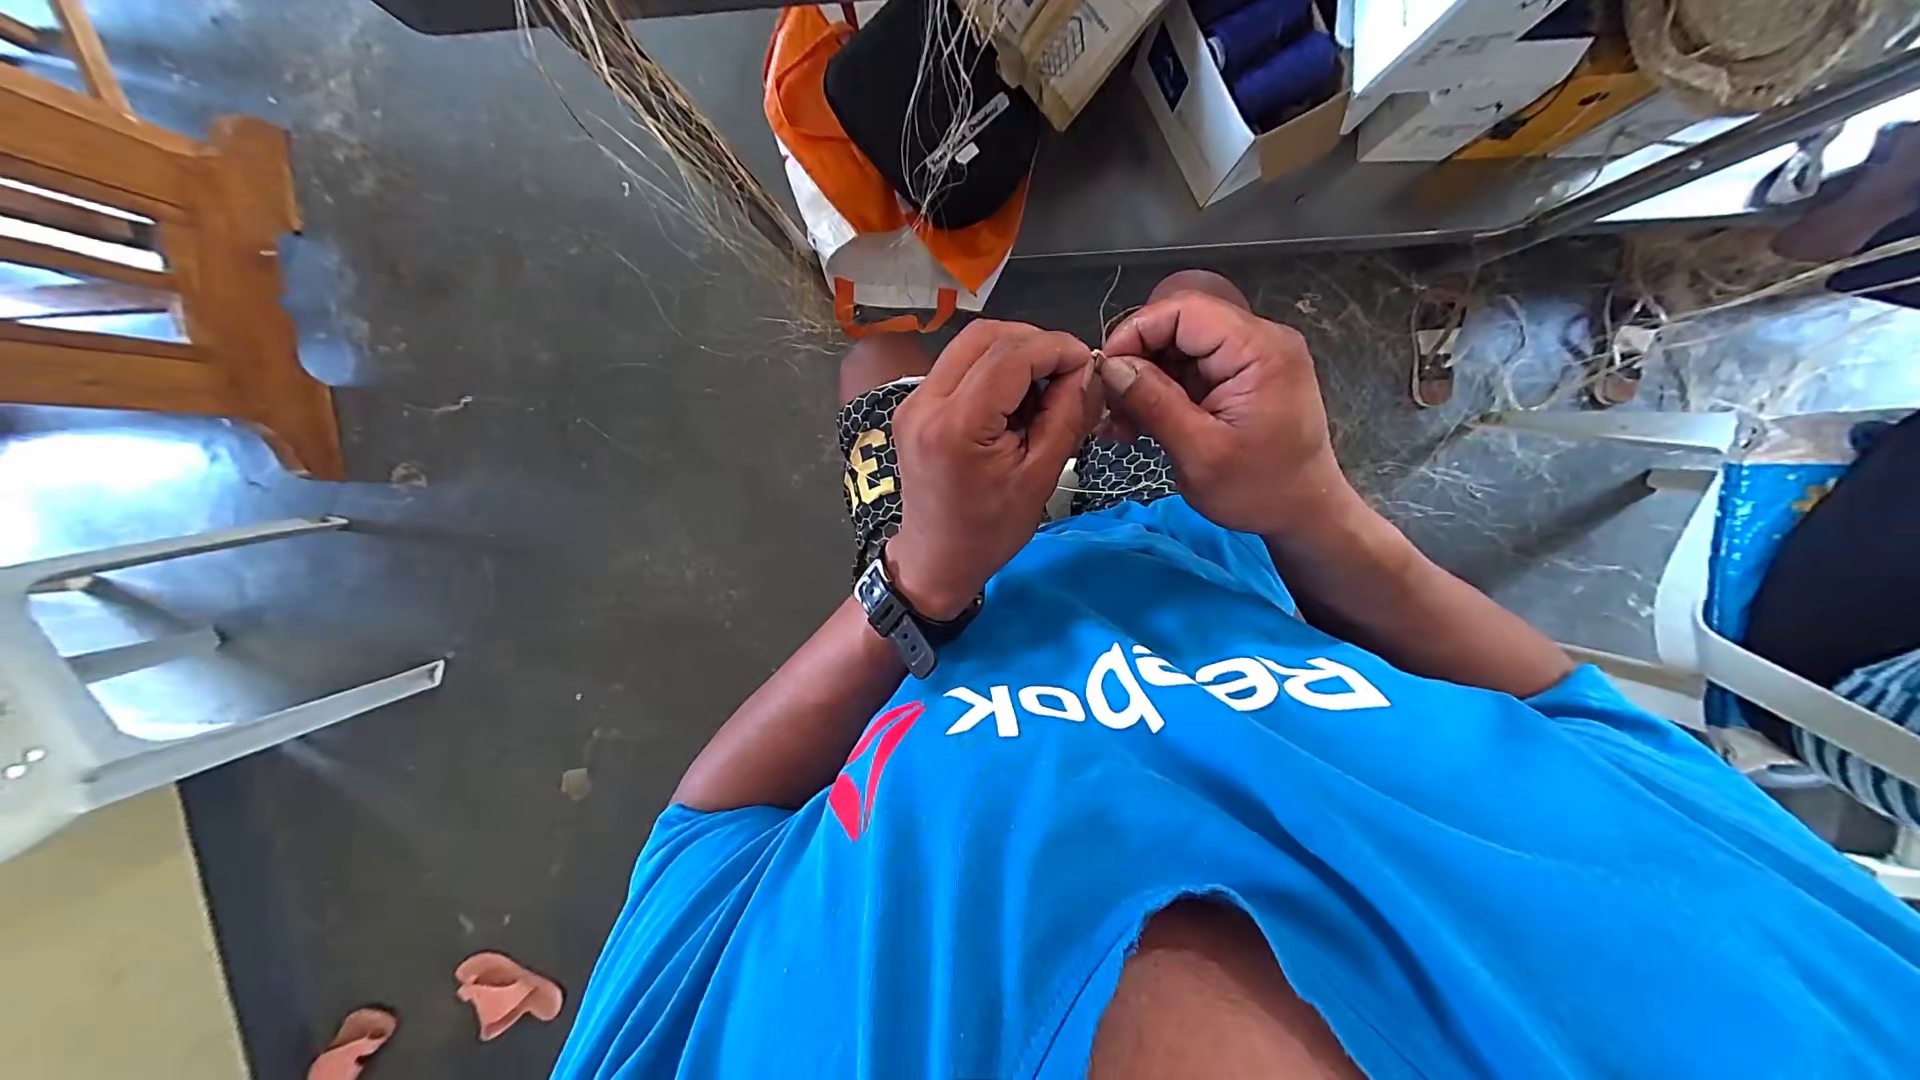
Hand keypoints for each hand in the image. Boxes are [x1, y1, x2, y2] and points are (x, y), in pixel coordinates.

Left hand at [887, 321, 1100, 617]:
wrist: (936, 558)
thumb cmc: (988, 531)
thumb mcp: (1040, 477)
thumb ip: (1067, 415)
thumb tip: (1088, 371)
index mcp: (956, 425)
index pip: (1011, 354)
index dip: (1057, 349)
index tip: (1087, 365)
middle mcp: (925, 403)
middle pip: (985, 335)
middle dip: (1035, 344)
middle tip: (1066, 374)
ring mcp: (913, 402)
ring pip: (970, 345)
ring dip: (1014, 354)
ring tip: (1042, 389)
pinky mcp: (914, 406)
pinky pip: (958, 366)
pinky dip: (992, 369)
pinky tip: (1013, 400)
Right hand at [1100, 291, 1352, 536]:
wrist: (1301, 514)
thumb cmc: (1258, 491)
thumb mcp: (1199, 453)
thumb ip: (1154, 403)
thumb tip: (1109, 366)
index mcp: (1259, 350)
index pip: (1183, 309)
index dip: (1134, 332)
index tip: (1104, 374)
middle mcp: (1257, 340)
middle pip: (1176, 325)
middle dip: (1134, 363)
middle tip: (1109, 409)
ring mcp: (1247, 358)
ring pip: (1174, 349)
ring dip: (1141, 383)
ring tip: (1121, 426)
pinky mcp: (1236, 377)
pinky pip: (1185, 370)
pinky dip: (1156, 394)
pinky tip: (1138, 425)